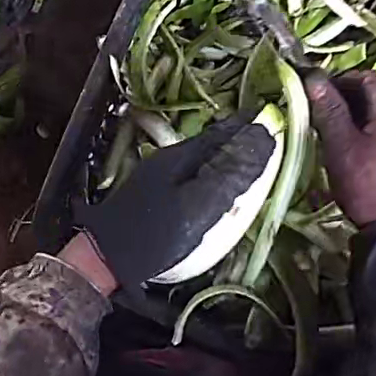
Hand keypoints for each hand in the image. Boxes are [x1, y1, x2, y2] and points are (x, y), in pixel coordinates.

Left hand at [76, 113, 276, 288]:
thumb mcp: (198, 205)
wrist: (106, 257)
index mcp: (179, 157)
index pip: (221, 133)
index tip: (270, 118)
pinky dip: (209, 176)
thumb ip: (230, 173)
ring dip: (222, 157)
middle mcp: (167, 161)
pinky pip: (189, 177)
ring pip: (198, 160)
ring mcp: (157, 179)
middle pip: (208, 144)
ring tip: (244, 163)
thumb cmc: (154, 233)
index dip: (246, 126)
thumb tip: (263, 137)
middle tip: (263, 139)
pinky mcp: (152, 197)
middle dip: (236, 139)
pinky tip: (213, 190)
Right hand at [305, 70, 375, 226]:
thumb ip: (329, 111)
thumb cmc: (369, 186)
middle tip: (326, 115)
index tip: (321, 93)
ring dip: (367, 118)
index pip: (370, 77)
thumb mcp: (341, 147)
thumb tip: (314, 79)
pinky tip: (366, 152)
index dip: (343, 79)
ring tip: (343, 136)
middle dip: (354, 100)